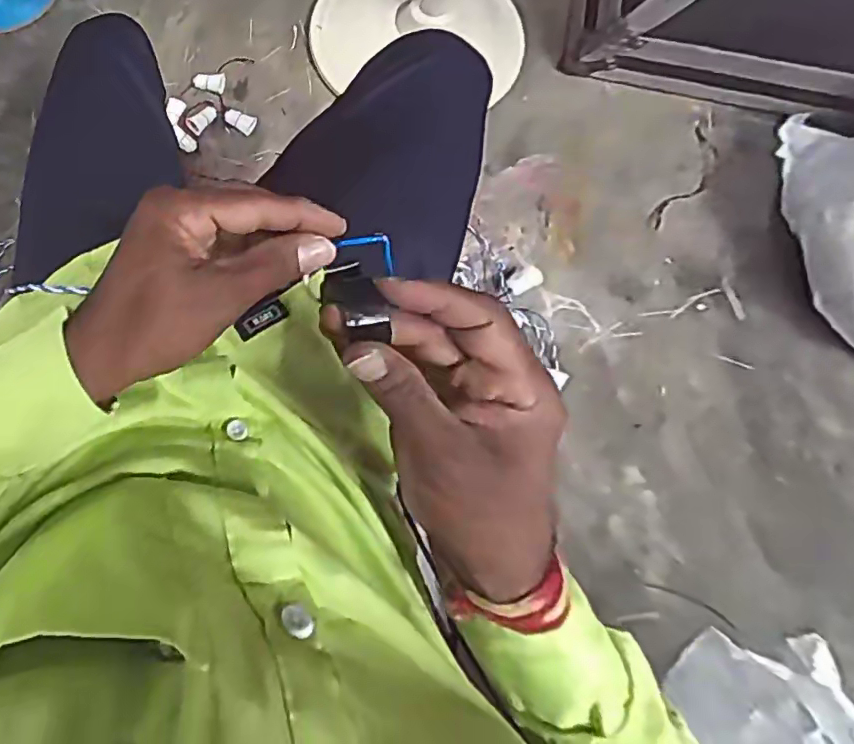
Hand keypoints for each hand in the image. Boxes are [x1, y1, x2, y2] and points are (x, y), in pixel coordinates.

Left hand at [65, 185, 344, 403]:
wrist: (98, 355)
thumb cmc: (156, 327)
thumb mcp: (221, 296)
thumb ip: (273, 265)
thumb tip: (323, 244)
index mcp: (180, 206)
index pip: (253, 203)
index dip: (301, 214)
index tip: (342, 226)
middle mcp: (173, 202)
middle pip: (243, 205)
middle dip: (286, 223)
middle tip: (330, 239)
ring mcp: (168, 221)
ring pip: (232, 221)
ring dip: (268, 236)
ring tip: (311, 249)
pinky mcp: (168, 241)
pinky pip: (216, 236)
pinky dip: (245, 249)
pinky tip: (273, 259)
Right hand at [322, 279, 564, 601]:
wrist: (486, 567)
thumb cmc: (480, 510)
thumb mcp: (440, 449)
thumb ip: (400, 391)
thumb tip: (355, 346)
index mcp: (519, 383)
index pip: (482, 320)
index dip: (434, 296)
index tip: (385, 286)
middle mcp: (493, 376)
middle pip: (444, 330)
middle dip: (393, 316)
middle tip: (342, 308)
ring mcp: (463, 389)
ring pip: (420, 345)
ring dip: (379, 332)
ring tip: (334, 321)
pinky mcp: (438, 403)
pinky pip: (407, 368)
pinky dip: (377, 356)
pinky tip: (345, 342)